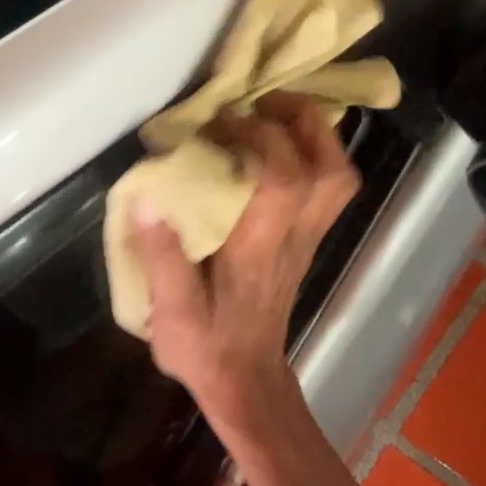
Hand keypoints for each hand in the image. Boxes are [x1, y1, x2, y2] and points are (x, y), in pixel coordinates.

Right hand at [129, 92, 359, 417]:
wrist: (245, 384)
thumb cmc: (205, 348)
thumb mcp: (171, 311)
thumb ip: (161, 255)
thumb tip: (148, 196)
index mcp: (260, 248)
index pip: (283, 180)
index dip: (258, 138)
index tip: (219, 125)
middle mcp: (293, 238)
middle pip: (329, 171)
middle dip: (302, 123)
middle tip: (260, 101)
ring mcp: (305, 241)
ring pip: (337, 179)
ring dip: (315, 135)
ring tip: (272, 114)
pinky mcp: (303, 243)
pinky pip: (327, 188)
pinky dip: (313, 154)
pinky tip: (277, 146)